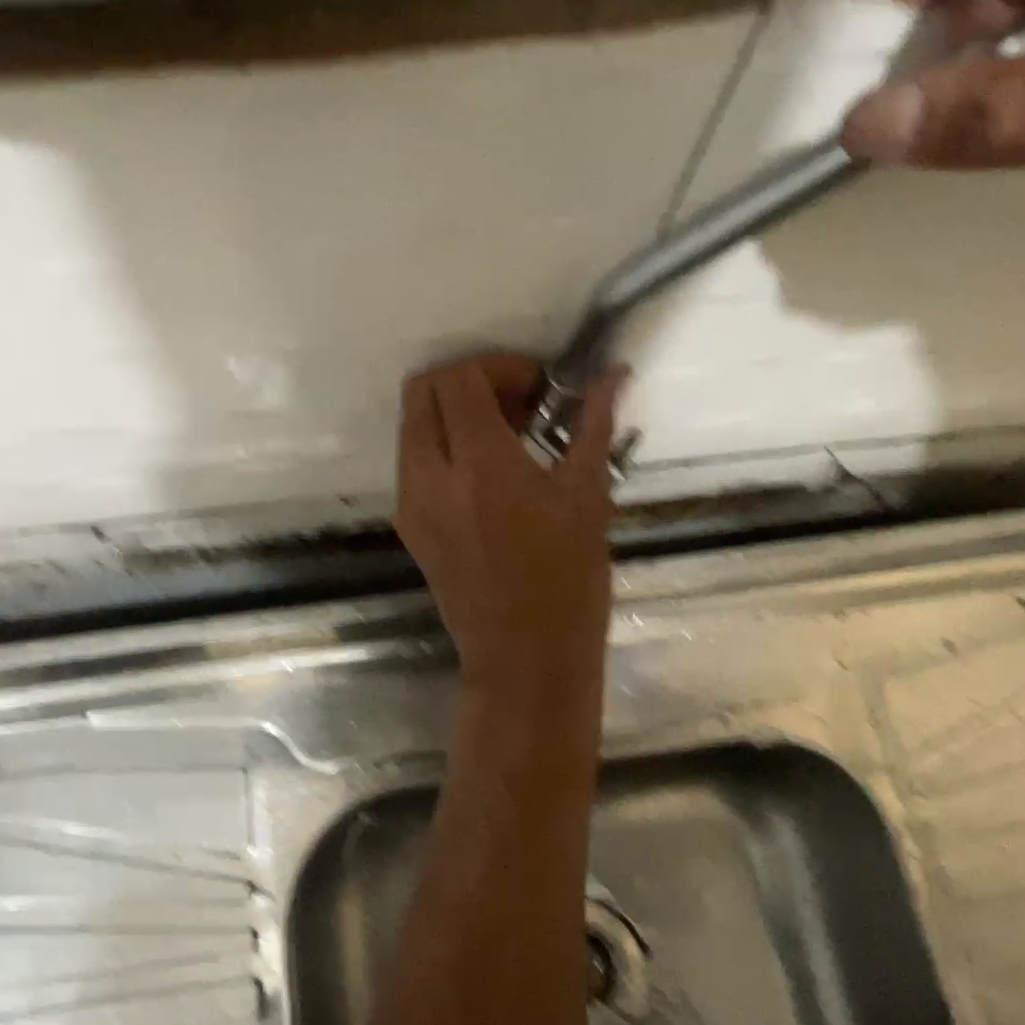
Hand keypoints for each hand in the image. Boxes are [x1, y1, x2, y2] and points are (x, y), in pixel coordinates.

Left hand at [394, 355, 625, 693]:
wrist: (524, 659)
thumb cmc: (568, 582)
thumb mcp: (589, 497)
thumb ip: (594, 424)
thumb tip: (614, 373)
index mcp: (480, 465)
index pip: (458, 378)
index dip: (497, 366)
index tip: (537, 388)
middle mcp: (431, 477)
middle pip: (421, 391)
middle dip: (467, 380)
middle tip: (516, 403)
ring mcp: (412, 503)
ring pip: (411, 425)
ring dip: (451, 413)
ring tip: (505, 438)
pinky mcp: (409, 526)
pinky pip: (413, 462)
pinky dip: (442, 446)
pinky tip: (487, 474)